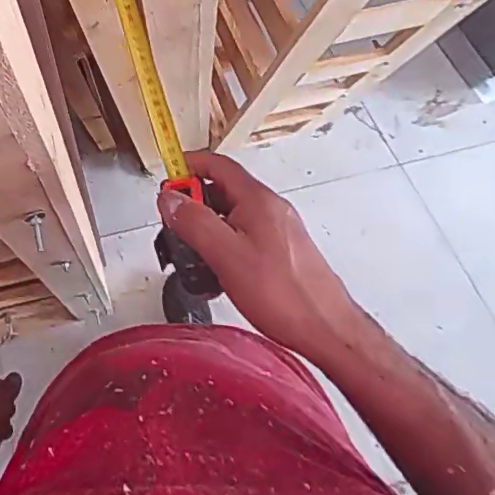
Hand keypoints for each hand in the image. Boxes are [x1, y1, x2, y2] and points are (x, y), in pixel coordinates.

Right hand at [157, 152, 370, 366]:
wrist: (327, 329)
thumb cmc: (285, 295)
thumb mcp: (227, 255)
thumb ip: (195, 222)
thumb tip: (170, 198)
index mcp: (257, 199)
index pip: (218, 165)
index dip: (189, 166)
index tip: (168, 181)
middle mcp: (269, 208)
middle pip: (222, 191)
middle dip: (194, 205)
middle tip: (175, 227)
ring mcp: (276, 230)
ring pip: (232, 217)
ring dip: (207, 231)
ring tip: (193, 258)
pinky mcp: (280, 252)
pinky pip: (244, 238)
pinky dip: (225, 248)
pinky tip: (217, 276)